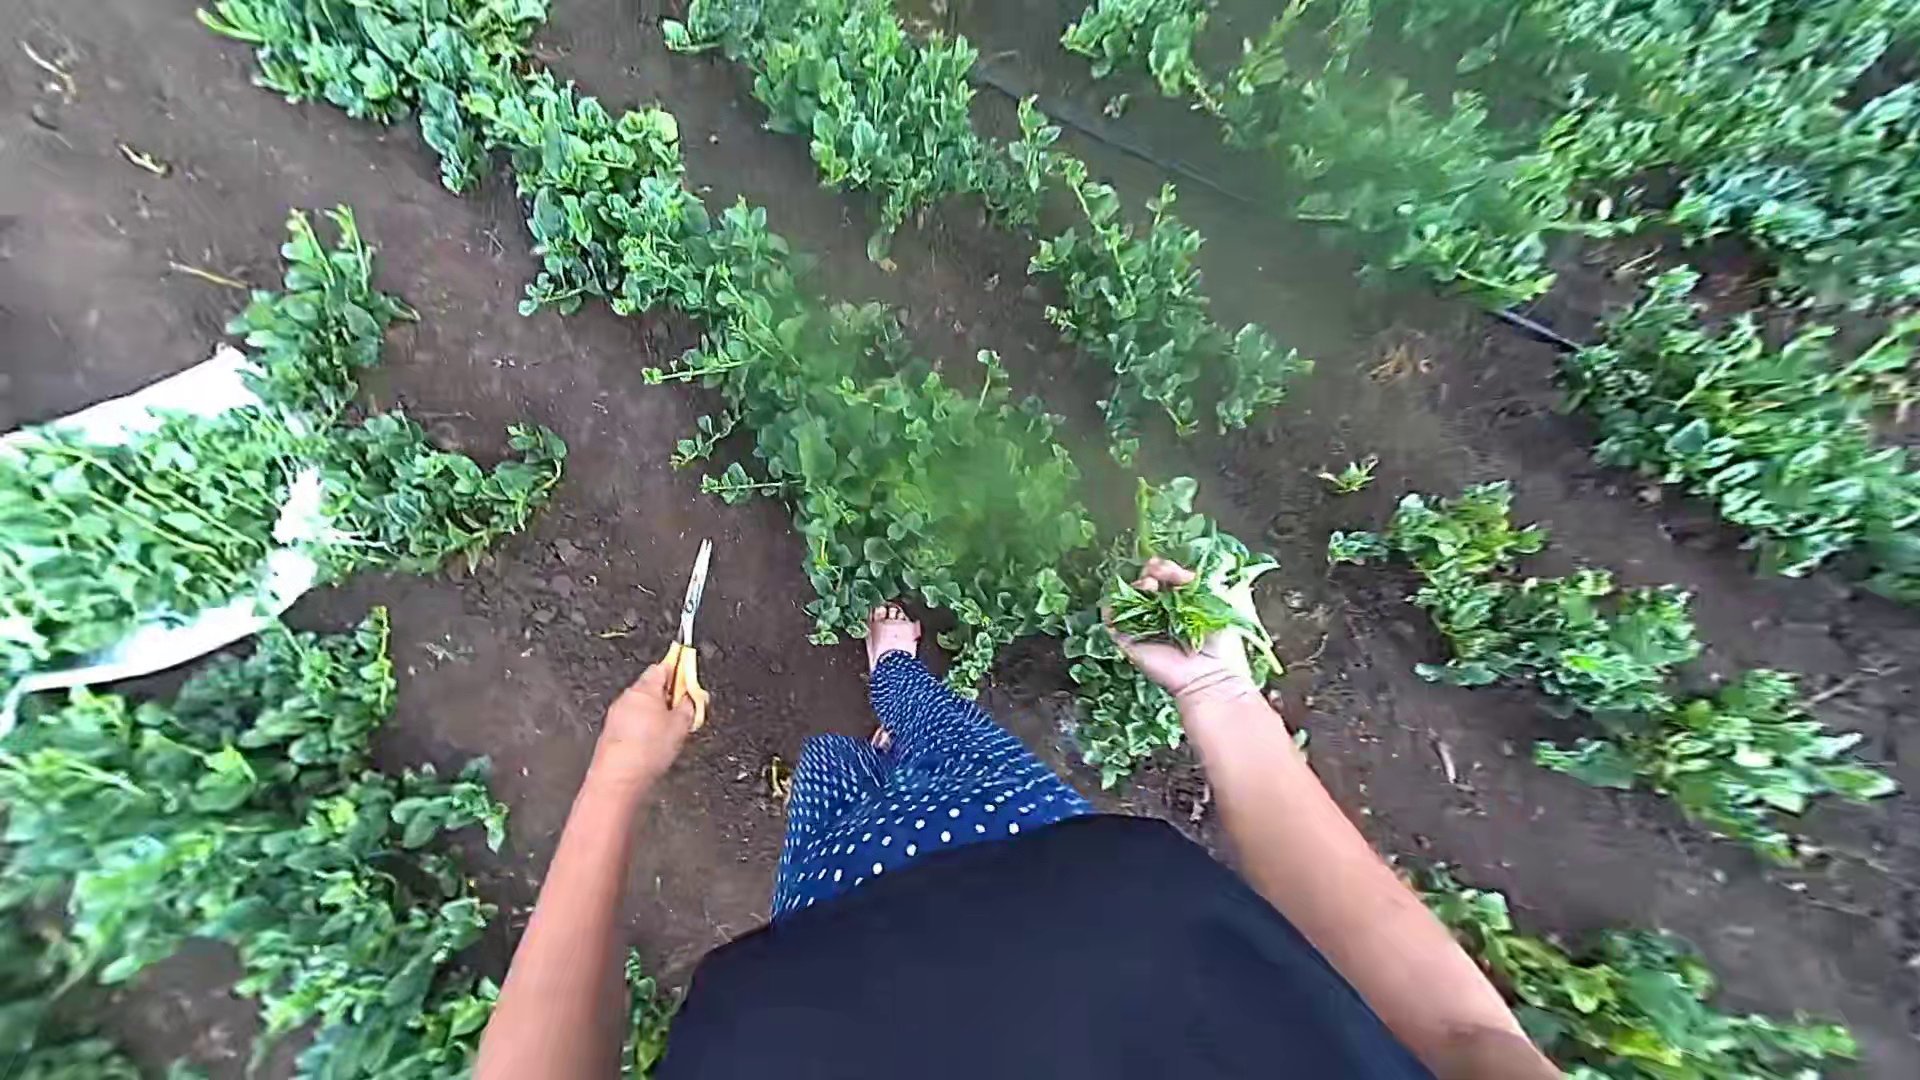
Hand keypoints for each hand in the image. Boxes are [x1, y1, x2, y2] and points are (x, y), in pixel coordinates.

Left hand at [591, 660, 697, 789]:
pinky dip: (645, 724)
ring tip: (671, 729)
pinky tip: (654, 741)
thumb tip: (692, 696)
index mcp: (645, 688)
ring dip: (657, 710)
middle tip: (685, 708)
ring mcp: (617, 714)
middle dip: (670, 693)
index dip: (680, 670)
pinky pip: (633, 719)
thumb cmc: (647, 750)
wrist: (618, 780)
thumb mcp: (682, 724)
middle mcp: (627, 697)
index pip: (664, 666)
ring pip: (643, 703)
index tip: (690, 677)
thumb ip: (690, 704)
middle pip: (653, 685)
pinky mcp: (612, 731)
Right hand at [1107, 558, 1262, 708]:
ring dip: (1137, 583)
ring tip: (1151, 584)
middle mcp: (1156, 613)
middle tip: (1162, 572)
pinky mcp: (1126, 639)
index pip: (1164, 577)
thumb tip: (1185, 572)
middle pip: (1145, 580)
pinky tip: (1134, 600)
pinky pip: (1110, 616)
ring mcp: (1140, 625)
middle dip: (1153, 570)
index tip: (1181, 574)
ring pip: (1127, 593)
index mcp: (1176, 604)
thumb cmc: (1219, 647)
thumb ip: (1202, 586)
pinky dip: (1115, 602)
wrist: (1209, 676)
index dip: (1168, 568)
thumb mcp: (1217, 606)